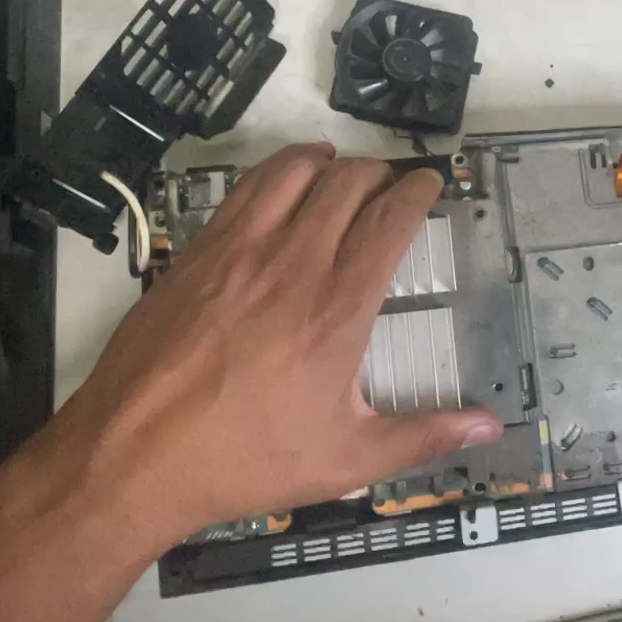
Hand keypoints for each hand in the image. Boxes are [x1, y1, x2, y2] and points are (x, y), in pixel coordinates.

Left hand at [35, 142, 504, 559]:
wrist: (131, 456)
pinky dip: (278, 170)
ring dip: (329, 162)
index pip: (389, 222)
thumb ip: (424, 436)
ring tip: (344, 169)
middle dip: (379, 172)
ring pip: (294, 173)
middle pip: (346, 185)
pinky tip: (284, 180)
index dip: (416, 193)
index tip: (429, 184)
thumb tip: (490, 426)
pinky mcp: (198, 252)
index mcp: (338, 308)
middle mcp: (293, 263)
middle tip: (392, 184)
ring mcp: (239, 251)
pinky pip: (245, 189)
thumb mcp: (347, 459)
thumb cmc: (246, 459)